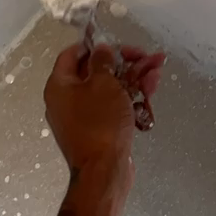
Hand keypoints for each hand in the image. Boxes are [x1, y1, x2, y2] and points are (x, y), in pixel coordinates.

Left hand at [45, 42, 164, 179]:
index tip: (116, 43)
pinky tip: (150, 91)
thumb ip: (103, 61)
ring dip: (133, 78)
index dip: (94, 45)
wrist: (104, 171)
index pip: (72, 54)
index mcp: (59, 86)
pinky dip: (129, 97)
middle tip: (145, 57)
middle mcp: (66, 100)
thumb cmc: (100, 123)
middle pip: (95, 71)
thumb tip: (101, 49)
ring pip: (109, 89)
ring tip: (156, 72)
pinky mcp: (98, 130)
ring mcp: (82, 117)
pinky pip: (112, 107)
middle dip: (124, 62)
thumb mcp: (104, 84)